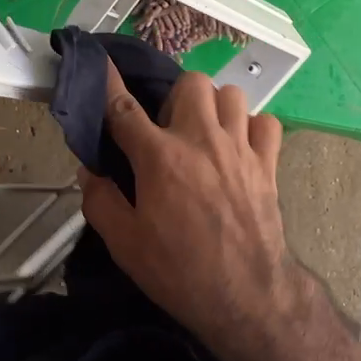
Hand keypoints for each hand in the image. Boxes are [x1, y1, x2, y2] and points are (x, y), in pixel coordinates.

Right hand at [78, 61, 310, 360]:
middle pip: (189, 82)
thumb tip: (91, 170)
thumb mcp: (124, 244)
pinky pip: (266, 122)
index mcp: (160, 157)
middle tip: (169, 128)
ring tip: (206, 133)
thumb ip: (100, 200)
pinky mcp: (268, 161)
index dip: (109, 84)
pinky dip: (253, 127)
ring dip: (215, 107)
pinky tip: (241, 146)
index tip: (103, 66)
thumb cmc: (179, 271)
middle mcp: (201, 138)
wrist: (246, 295)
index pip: (125, 108)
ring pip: (230, 94)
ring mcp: (239, 146)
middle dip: (176, 98)